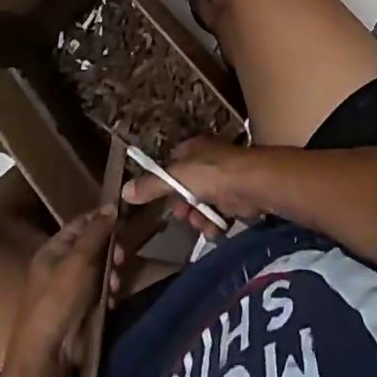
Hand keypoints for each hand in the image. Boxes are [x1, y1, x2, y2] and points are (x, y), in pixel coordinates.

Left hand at [5, 204, 118, 371]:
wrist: (48, 353)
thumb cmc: (59, 298)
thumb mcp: (78, 259)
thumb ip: (96, 231)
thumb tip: (111, 205)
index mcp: (54, 249)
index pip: (81, 223)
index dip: (101, 218)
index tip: (123, 218)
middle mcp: (62, 264)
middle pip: (94, 245)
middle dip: (110, 249)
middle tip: (121, 258)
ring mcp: (72, 287)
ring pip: (101, 267)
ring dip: (112, 272)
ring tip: (115, 283)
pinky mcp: (83, 306)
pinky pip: (102, 288)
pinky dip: (109, 290)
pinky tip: (112, 297)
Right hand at [120, 138, 268, 236]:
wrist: (252, 185)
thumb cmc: (212, 174)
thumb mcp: (176, 177)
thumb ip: (151, 186)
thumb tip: (124, 191)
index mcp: (193, 148)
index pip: (171, 165)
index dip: (165, 184)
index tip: (162, 201)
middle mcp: (208, 160)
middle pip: (185, 189)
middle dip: (183, 206)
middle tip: (183, 215)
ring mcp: (223, 179)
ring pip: (200, 204)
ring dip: (198, 218)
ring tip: (202, 223)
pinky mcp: (235, 197)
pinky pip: (217, 214)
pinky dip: (214, 223)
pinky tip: (216, 228)